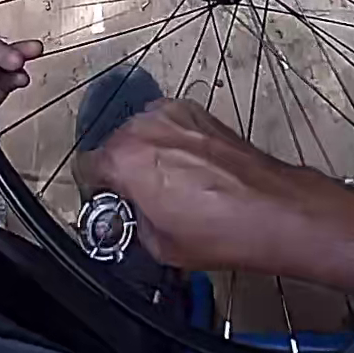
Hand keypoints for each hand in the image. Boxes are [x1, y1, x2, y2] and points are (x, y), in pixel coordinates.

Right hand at [89, 99, 345, 272]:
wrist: (269, 207)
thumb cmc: (220, 228)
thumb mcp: (158, 244)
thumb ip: (131, 218)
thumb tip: (130, 210)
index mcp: (123, 160)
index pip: (84, 165)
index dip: (94, 187)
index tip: (107, 198)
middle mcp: (140, 127)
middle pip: (113, 144)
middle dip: (122, 167)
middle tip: (143, 194)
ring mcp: (168, 112)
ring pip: (139, 130)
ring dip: (145, 149)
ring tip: (172, 178)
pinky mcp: (191, 108)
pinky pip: (165, 121)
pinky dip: (170, 137)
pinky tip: (189, 163)